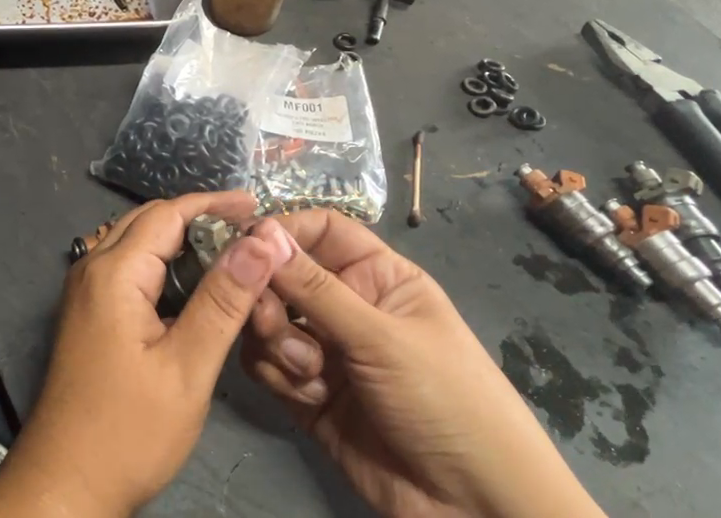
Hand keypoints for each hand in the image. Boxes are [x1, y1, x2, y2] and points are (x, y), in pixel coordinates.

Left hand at [0, 192, 281, 517]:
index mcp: (113, 273)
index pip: (166, 214)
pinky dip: (162, 264)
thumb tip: (260, 242)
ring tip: (230, 252)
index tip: (258, 205)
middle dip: (197, 217)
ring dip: (179, 239)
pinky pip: (126, 269)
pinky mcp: (87, 314)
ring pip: (135, 243)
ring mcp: (84, 292)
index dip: (212, 204)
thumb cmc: (129, 429)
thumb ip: (222, 301)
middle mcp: (91, 269)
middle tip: (250, 229)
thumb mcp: (187, 367)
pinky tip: (193, 286)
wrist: (66, 480)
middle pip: (147, 221)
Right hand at [240, 210, 605, 517]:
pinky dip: (277, 376)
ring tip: (307, 372)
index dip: (282, 232)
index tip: (246, 248)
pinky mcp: (307, 392)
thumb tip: (259, 233)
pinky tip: (311, 398)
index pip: (319, 231)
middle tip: (268, 320)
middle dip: (268, 296)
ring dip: (276, 342)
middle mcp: (347, 306)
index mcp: (377, 277)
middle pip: (282, 275)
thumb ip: (315, 288)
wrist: (475, 509)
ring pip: (267, 321)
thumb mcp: (382, 338)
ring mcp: (325, 350)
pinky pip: (266, 364)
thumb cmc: (447, 402)